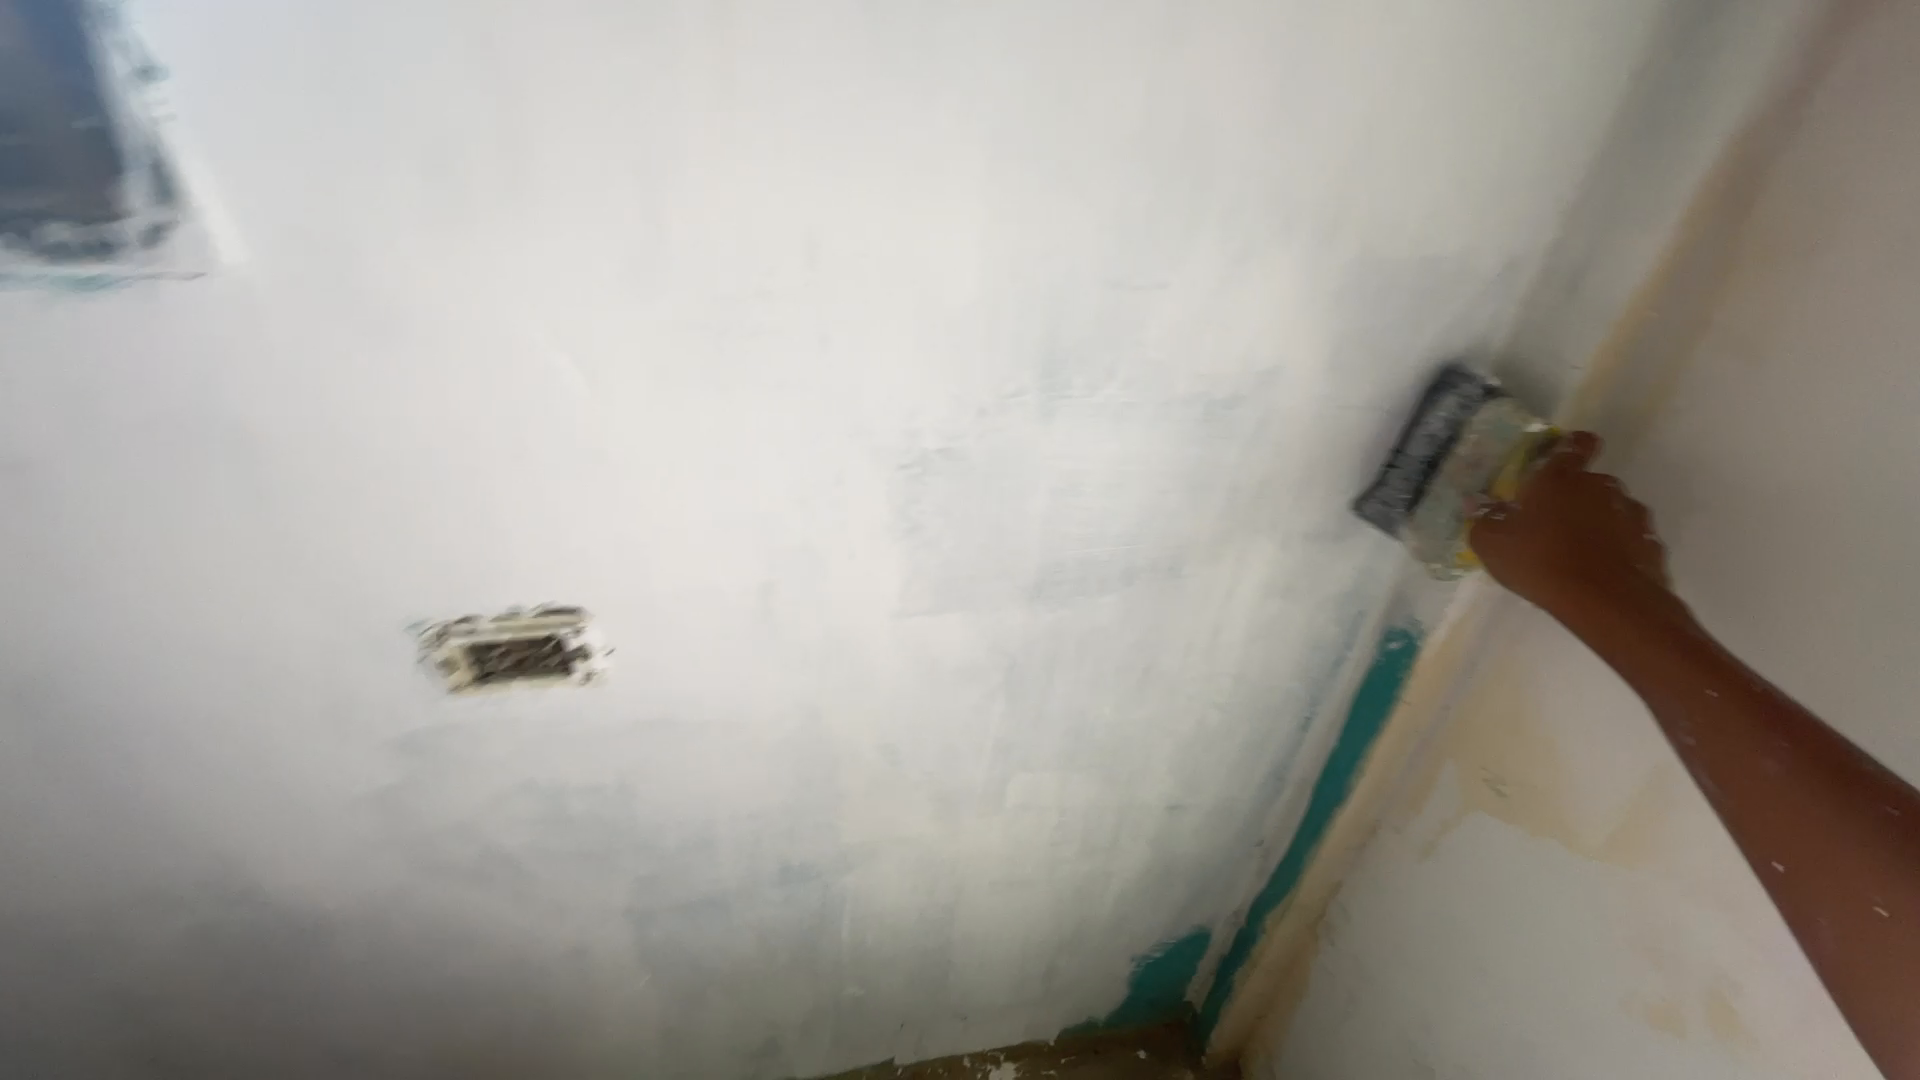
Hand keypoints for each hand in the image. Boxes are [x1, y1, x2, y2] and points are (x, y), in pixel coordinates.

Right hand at [1469, 431, 1674, 620]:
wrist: (1605, 600)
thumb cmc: (1539, 560)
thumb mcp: (1490, 542)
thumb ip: (1484, 518)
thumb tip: (1478, 503)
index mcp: (1559, 479)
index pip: (1575, 445)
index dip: (1571, 446)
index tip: (1562, 456)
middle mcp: (1600, 487)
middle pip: (1590, 480)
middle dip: (1573, 495)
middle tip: (1550, 520)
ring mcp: (1631, 514)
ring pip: (1612, 507)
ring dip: (1596, 519)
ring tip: (1575, 548)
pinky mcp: (1649, 543)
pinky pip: (1628, 536)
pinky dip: (1616, 544)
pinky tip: (1598, 565)